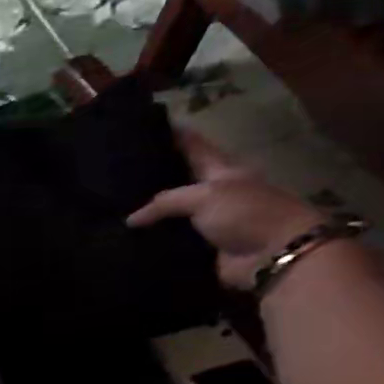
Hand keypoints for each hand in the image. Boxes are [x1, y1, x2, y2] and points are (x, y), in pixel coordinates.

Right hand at [127, 129, 327, 291]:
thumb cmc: (245, 213)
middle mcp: (211, 191)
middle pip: (177, 180)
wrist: (270, 256)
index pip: (191, 144)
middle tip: (116, 173)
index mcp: (219, 168)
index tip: (141, 127)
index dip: (170, 133)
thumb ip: (165, 202)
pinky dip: (152, 242)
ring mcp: (205, 221)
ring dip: (148, 215)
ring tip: (113, 208)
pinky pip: (169, 242)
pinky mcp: (199, 248)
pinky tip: (128, 240)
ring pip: (170, 214)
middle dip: (151, 176)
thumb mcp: (205, 197)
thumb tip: (130, 219)